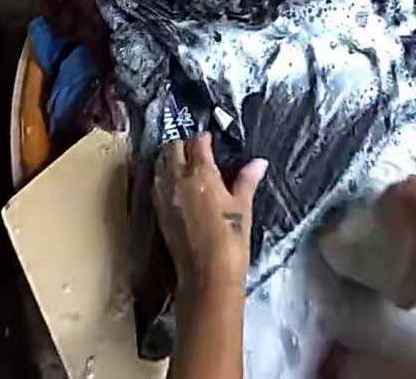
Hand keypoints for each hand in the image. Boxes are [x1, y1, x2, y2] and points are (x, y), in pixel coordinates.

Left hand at [155, 134, 267, 299]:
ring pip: (161, 165)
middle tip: (197, 151)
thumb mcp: (243, 206)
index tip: (211, 140)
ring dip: (170, 160)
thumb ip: (247, 179)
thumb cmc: (230, 238)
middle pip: (173, 148)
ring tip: (184, 164)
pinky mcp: (159, 213)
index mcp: (201, 173)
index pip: (197, 142)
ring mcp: (165, 197)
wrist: (207, 278)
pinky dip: (164, 178)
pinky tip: (176, 186)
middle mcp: (178, 179)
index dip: (204, 138)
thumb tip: (259, 161)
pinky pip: (157, 185)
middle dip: (184, 144)